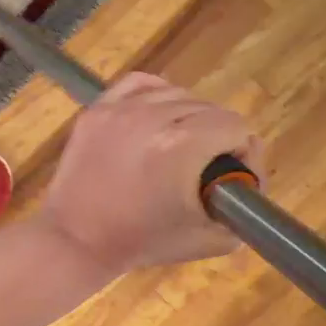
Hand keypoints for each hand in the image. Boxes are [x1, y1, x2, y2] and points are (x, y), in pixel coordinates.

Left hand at [40, 72, 263, 272]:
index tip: (232, 175)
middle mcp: (151, 117)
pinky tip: (157, 116)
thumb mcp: (212, 237)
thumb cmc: (143, 241)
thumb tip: (249, 172)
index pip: (236, 126)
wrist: (76, 239)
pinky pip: (138, 84)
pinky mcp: (96, 111)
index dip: (244, 152)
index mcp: (182, 145)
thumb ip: (245, 202)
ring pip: (175, 93)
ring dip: (187, 116)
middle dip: (216, 136)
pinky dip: (154, 95)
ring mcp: (119, 110)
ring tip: (179, 145)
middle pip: (208, 108)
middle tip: (206, 166)